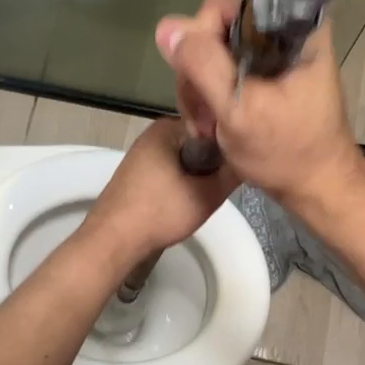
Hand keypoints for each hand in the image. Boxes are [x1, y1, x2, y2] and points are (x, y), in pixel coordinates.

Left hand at [80, 117, 239, 269]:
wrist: (113, 240)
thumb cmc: (160, 212)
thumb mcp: (207, 195)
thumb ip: (233, 173)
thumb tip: (250, 157)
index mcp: (167, 127)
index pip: (213, 124)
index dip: (230, 144)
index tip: (242, 163)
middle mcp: (153, 133)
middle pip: (199, 141)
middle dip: (214, 160)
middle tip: (225, 183)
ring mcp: (143, 152)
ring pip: (185, 157)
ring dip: (198, 173)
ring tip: (208, 192)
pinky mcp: (138, 172)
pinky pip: (171, 168)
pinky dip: (182, 180)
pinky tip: (187, 198)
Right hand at [155, 0, 364, 212]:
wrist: (318, 189)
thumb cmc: (287, 153)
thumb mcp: (239, 110)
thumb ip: (203, 65)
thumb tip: (167, 28)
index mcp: (292, 27)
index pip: (224, 6)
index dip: (201, 39)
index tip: (201, 82)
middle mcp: (284, 31)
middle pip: (214, 30)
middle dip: (198, 73)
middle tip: (205, 118)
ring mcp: (274, 55)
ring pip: (212, 54)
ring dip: (201, 91)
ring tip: (209, 128)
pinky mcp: (266, 76)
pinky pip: (223, 72)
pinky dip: (212, 98)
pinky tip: (214, 126)